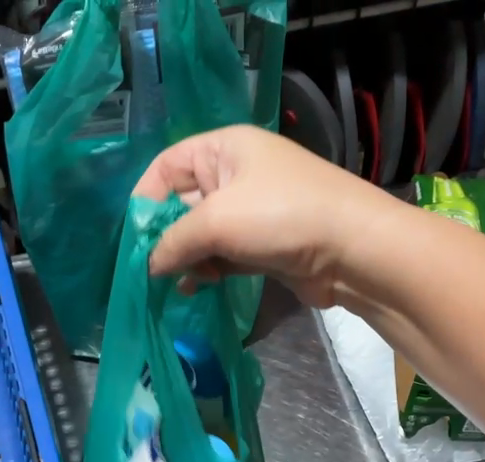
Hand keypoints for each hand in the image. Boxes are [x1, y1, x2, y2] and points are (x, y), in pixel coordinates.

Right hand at [133, 124, 406, 307]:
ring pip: (202, 235)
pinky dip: (210, 271)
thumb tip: (148, 265)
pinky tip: (200, 289)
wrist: (351, 249)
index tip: (133, 240)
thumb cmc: (281, 217)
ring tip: (179, 284)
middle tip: (151, 271)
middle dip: (166, 237)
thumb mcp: (217, 221)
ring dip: (188, 259)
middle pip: (181, 203)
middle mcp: (234, 174)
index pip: (166, 167)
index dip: (144, 200)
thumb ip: (174, 242)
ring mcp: (251, 211)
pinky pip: (224, 255)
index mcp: (223, 149)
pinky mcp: (263, 245)